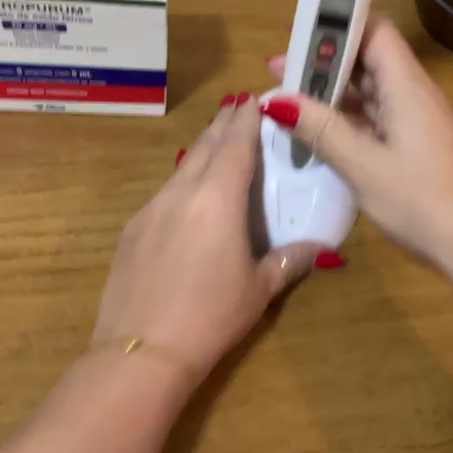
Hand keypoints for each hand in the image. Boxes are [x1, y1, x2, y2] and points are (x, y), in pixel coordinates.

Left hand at [93, 95, 319, 379]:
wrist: (142, 351)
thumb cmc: (212, 317)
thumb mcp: (259, 289)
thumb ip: (290, 260)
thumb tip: (321, 248)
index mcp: (218, 199)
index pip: (236, 144)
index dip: (248, 119)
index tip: (257, 100)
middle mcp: (181, 193)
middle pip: (205, 146)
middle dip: (224, 126)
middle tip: (240, 113)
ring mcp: (150, 209)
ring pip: (181, 169)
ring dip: (203, 155)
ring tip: (219, 153)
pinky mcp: (131, 231)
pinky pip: (163, 195)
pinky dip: (183, 186)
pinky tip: (190, 204)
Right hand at [264, 16, 452, 263]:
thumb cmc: (420, 199)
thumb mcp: (363, 165)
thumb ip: (322, 130)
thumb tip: (277, 100)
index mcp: (407, 86)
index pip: (373, 31)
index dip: (335, 26)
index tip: (295, 35)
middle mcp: (413, 94)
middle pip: (368, 59)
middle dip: (324, 62)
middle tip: (277, 72)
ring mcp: (416, 121)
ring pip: (370, 91)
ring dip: (332, 93)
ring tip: (287, 101)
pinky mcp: (415, 146)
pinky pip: (376, 118)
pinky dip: (346, 119)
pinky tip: (318, 132)